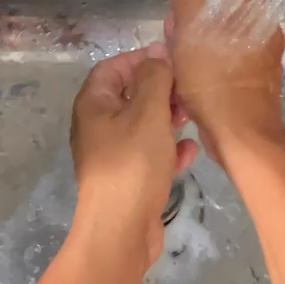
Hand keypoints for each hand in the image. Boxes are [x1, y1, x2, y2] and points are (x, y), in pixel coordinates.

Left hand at [69, 44, 197, 271]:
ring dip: (167, 119)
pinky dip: (169, 150)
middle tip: (187, 91)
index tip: (171, 60)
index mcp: (93, 105)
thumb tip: (156, 52)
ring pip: (142, 126)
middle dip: (159, 90)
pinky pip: (150, 155)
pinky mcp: (128, 180)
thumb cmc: (132, 164)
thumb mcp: (148, 113)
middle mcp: (97, 127)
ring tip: (191, 117)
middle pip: (129, 96)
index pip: (112, 68)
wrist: (121, 231)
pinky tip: (190, 151)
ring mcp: (112, 155)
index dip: (139, 59)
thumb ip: (154, 78)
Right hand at [163, 0, 284, 155]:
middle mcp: (265, 35)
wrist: (239, 137)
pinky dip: (203, 67)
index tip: (175, 13)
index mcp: (258, 15)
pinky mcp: (251, 85)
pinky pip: (222, 65)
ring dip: (194, 47)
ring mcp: (259, 62)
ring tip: (173, 59)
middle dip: (191, 24)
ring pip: (219, 42)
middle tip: (171, 38)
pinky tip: (185, 78)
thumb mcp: (192, 33)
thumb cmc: (215, 81)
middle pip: (221, 16)